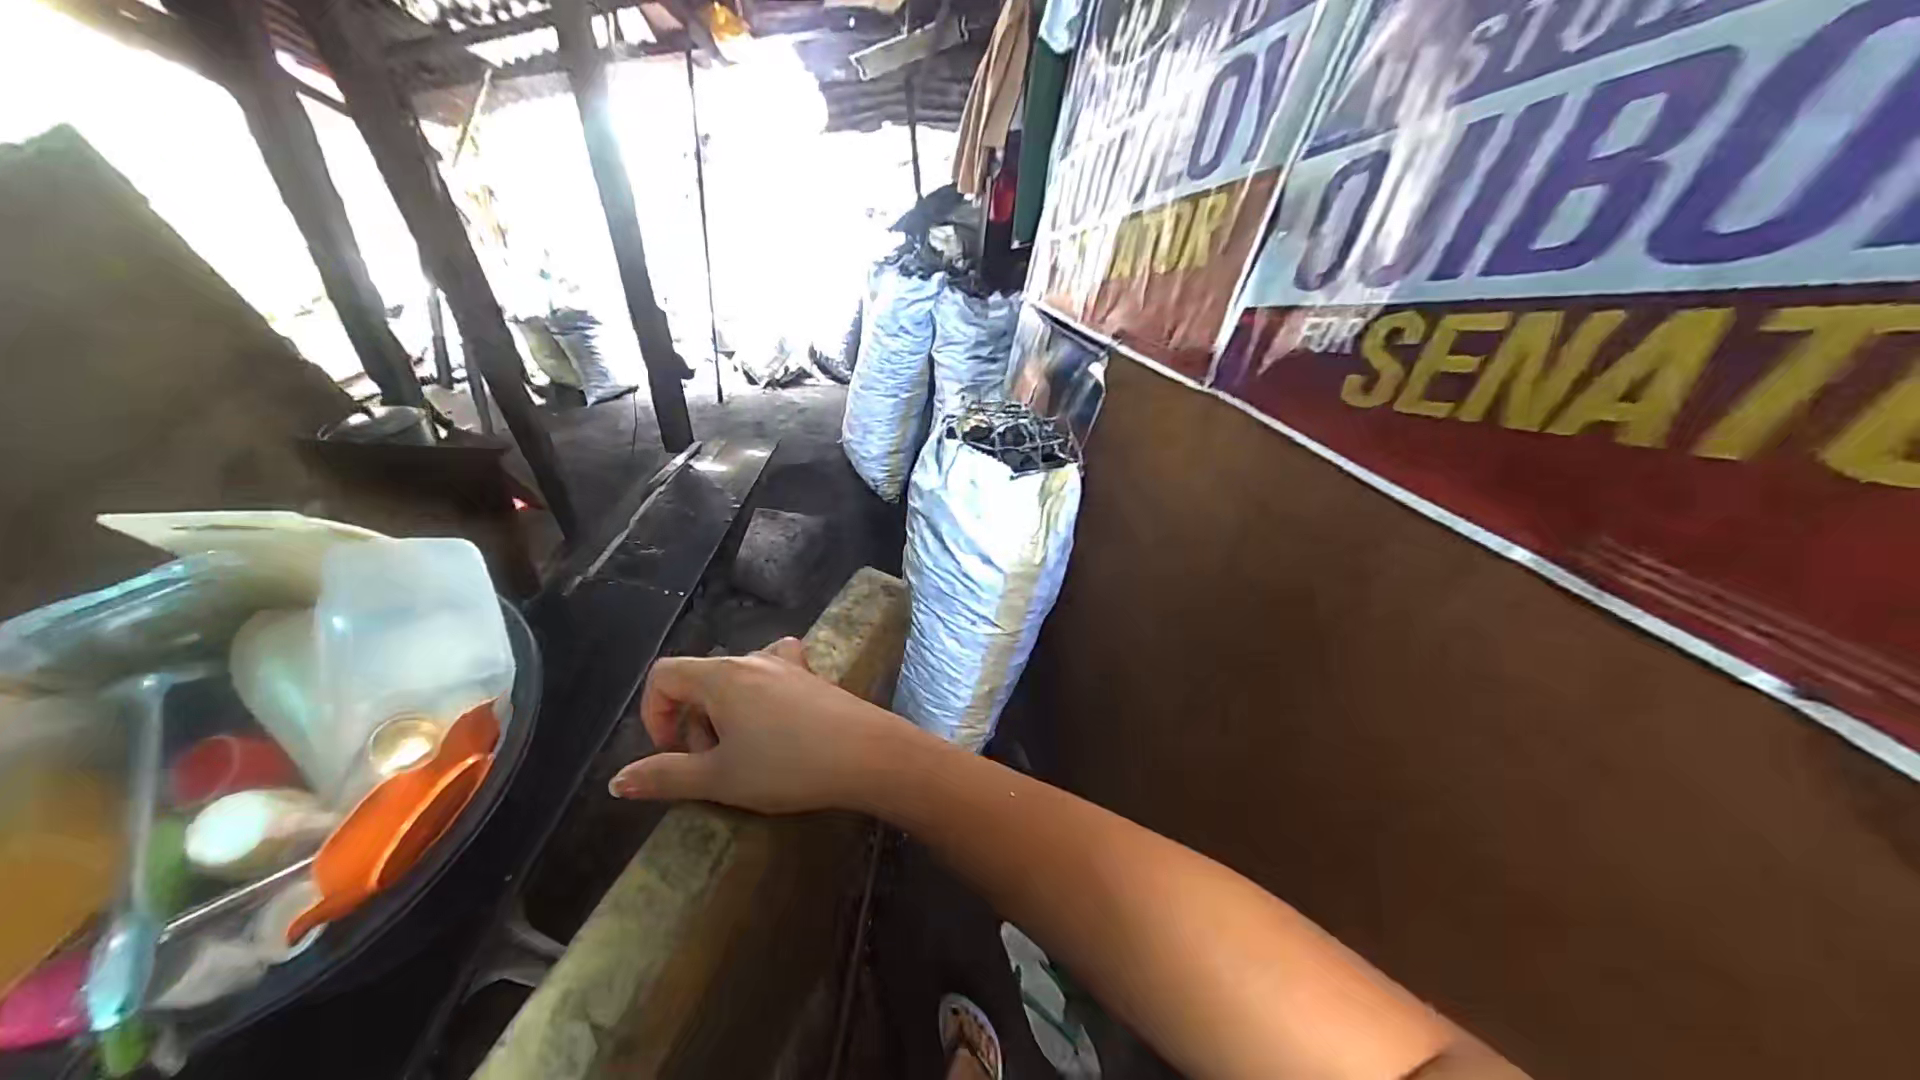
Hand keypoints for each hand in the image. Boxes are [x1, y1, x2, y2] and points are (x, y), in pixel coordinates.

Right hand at [608, 637, 923, 813]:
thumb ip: (665, 777)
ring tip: (748, 752)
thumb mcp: (719, 779)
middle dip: (695, 722)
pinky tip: (780, 727)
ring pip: (737, 680)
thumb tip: (616, 781)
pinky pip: (773, 677)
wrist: (868, 754)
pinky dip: (761, 700)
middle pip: (701, 679)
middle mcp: (752, 659)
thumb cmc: (788, 766)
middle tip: (714, 764)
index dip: (654, 713)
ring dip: (728, 714)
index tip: (672, 752)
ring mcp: (788, 664)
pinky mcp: (814, 676)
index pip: (664, 674)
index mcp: (721, 676)